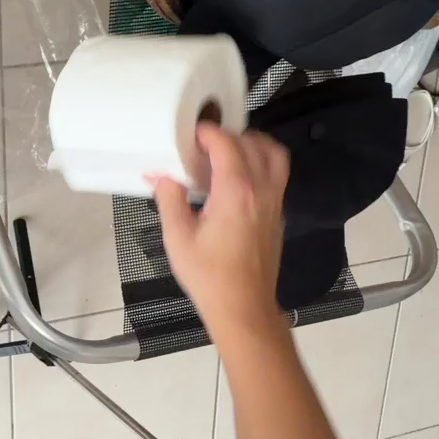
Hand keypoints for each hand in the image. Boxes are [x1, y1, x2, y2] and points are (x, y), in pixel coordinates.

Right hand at [149, 123, 290, 331]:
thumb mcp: (177, 237)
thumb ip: (169, 200)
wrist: (243, 306)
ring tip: (227, 152)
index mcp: (236, 193)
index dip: (208, 133)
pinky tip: (236, 180)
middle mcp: (261, 191)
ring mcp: (274, 203)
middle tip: (204, 143)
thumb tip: (161, 177)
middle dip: (229, 136)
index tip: (192, 133)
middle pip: (254, 144)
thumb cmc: (209, 276)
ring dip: (252, 145)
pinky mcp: (277, 215)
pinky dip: (260, 165)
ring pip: (274, 156)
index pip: (227, 146)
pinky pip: (276, 176)